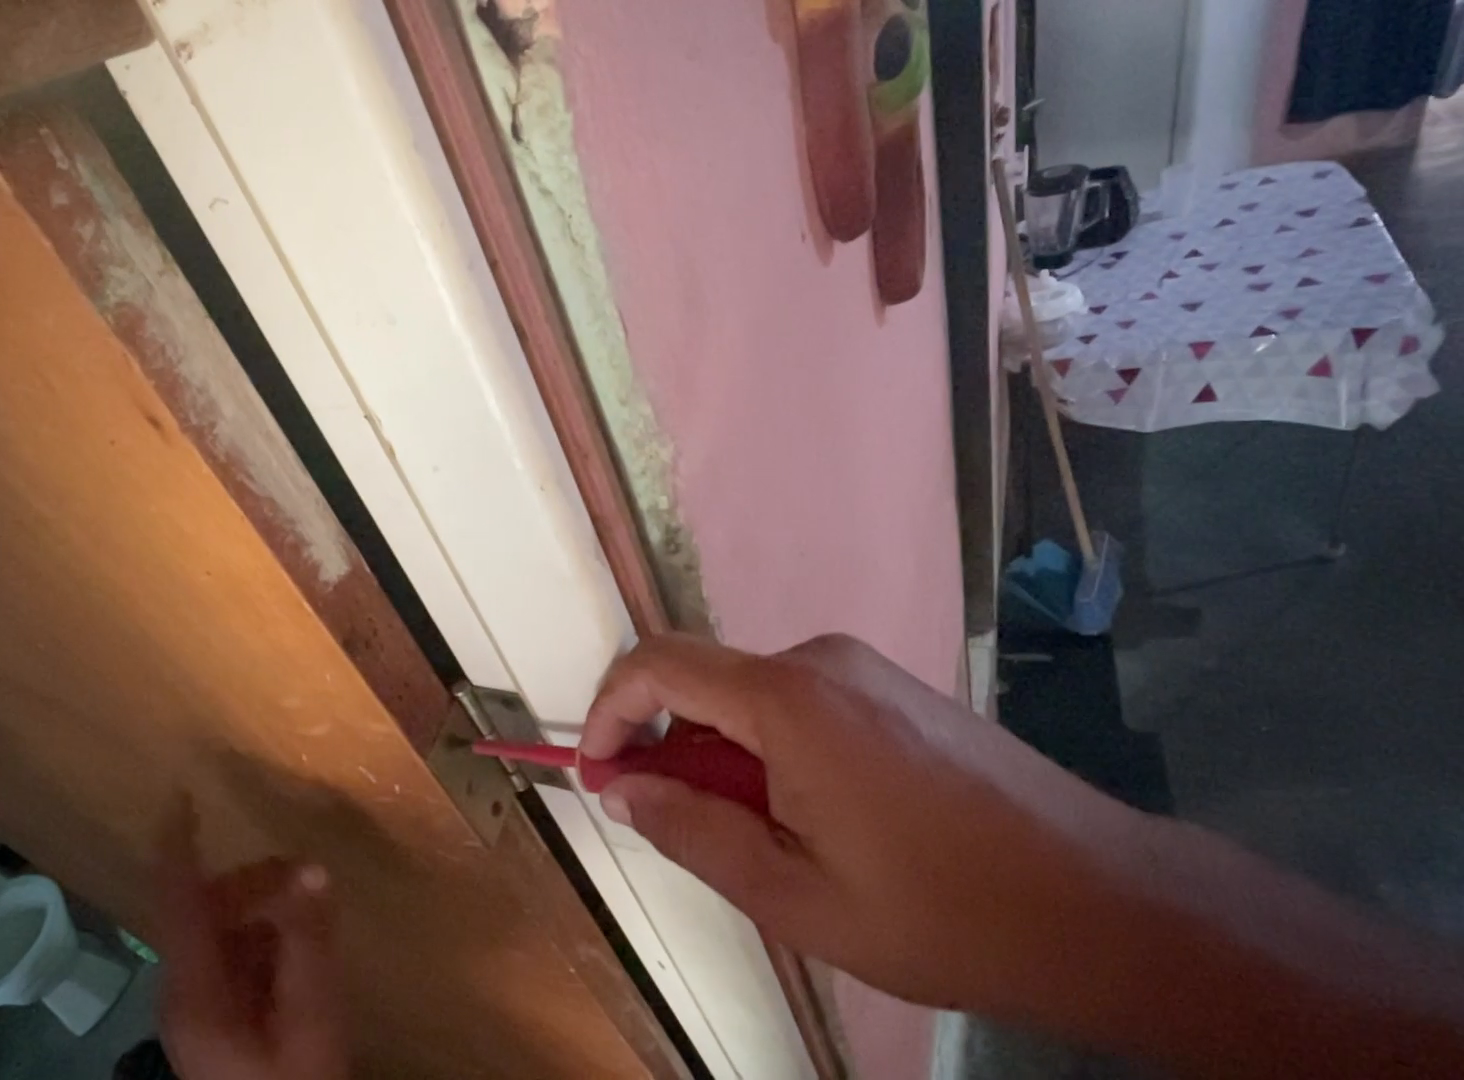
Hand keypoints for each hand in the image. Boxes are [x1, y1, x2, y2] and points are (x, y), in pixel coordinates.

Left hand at [155, 815, 347, 1079]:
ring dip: (267, 906)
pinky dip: (269, 933)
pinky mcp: (218, 1010)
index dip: (177, 845)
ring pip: (227, 924)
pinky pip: (238, 949)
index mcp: (194, 989)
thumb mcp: (312, 1014)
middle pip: (210, 905)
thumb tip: (312, 869)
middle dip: (257, 880)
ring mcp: (200, 1001)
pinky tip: (302, 949)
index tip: (180, 795)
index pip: (176, 899)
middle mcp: (186, 988)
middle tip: (311, 878)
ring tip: (313, 918)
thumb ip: (308, 940)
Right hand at [585, 634, 1463, 1074]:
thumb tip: (623, 787)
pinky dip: (768, 754)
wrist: (1110, 904)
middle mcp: (819, 661)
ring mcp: (861, 670)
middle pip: (702, 684)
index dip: (609, 710)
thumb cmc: (943, 911)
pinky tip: (813, 821)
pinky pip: (794, 706)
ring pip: (747, 701)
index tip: (597, 771)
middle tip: (680, 832)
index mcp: (789, 700)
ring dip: (724, 762)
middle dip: (670, 751)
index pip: (658, 663)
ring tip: (766, 845)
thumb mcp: (792, 894)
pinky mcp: (889, 689)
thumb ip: (691, 830)